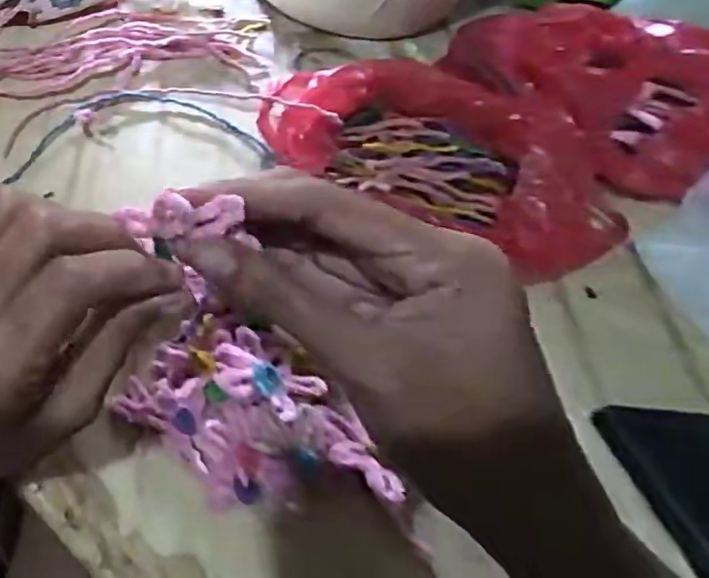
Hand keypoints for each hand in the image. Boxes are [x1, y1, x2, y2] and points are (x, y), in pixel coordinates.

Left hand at [0, 185, 187, 493]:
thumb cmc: (3, 434)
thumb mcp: (70, 414)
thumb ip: (115, 346)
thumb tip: (165, 292)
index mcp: (2, 361)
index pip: (68, 283)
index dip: (127, 268)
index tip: (169, 276)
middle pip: (40, 231)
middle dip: (105, 233)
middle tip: (140, 256)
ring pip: (15, 207)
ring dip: (70, 216)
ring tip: (98, 246)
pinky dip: (27, 202)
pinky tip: (48, 231)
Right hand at [174, 171, 559, 466]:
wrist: (527, 513)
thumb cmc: (454, 436)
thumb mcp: (358, 358)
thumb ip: (274, 293)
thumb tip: (194, 246)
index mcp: (435, 251)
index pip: (325, 203)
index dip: (249, 196)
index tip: (188, 200)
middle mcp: (420, 247)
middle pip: (316, 214)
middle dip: (246, 212)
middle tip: (181, 215)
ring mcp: (403, 272)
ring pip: (311, 241)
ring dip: (251, 238)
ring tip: (192, 235)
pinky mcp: (387, 298)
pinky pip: (318, 272)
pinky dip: (271, 269)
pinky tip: (228, 262)